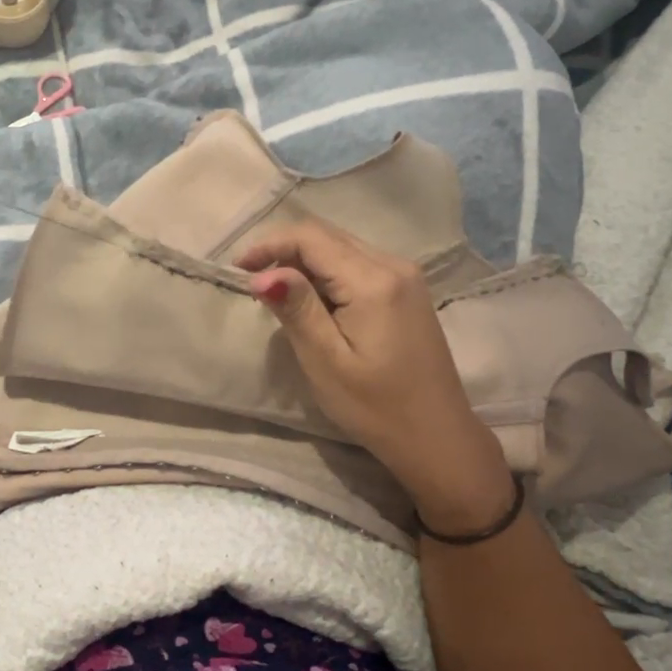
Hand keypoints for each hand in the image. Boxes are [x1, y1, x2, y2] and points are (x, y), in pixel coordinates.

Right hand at [236, 219, 514, 532]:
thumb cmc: (374, 406)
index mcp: (373, 281)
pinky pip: (358, 264)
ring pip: (342, 247)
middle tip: (250, 281)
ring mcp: (405, 276)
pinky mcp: (407, 291)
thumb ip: (297, 309)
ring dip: (304, 260)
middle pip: (328, 235)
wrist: (435, 434)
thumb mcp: (326, 361)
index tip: (237, 270)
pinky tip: (311, 301)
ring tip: (275, 293)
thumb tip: (262, 274)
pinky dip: (326, 272)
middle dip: (283, 249)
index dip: (269, 245)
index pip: (311, 237)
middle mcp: (393, 265)